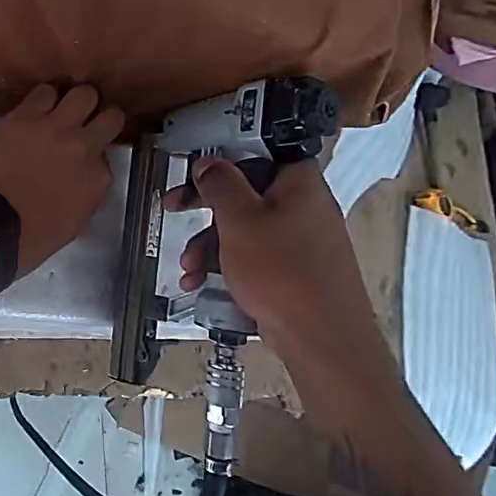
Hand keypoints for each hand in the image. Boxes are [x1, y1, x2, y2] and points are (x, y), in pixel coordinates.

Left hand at [0, 84, 123, 272]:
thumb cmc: (31, 237)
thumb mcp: (74, 225)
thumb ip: (87, 197)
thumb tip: (85, 182)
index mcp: (98, 180)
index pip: (109, 157)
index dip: (98, 156)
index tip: (87, 160)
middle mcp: (84, 148)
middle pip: (111, 117)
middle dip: (102, 119)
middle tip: (89, 124)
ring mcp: (55, 128)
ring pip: (84, 94)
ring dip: (77, 102)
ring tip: (64, 110)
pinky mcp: (25, 116)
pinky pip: (44, 91)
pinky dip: (45, 98)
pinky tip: (38, 108)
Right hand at [166, 157, 387, 368]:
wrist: (321, 337)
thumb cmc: (282, 273)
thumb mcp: (239, 220)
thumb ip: (220, 184)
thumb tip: (209, 164)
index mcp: (299, 182)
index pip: (253, 157)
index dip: (217, 166)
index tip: (190, 180)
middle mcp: (306, 207)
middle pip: (247, 197)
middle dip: (206, 214)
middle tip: (174, 212)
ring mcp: (305, 242)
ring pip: (248, 232)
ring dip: (212, 247)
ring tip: (191, 270)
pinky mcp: (299, 272)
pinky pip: (259, 259)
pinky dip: (232, 267)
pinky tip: (207, 286)